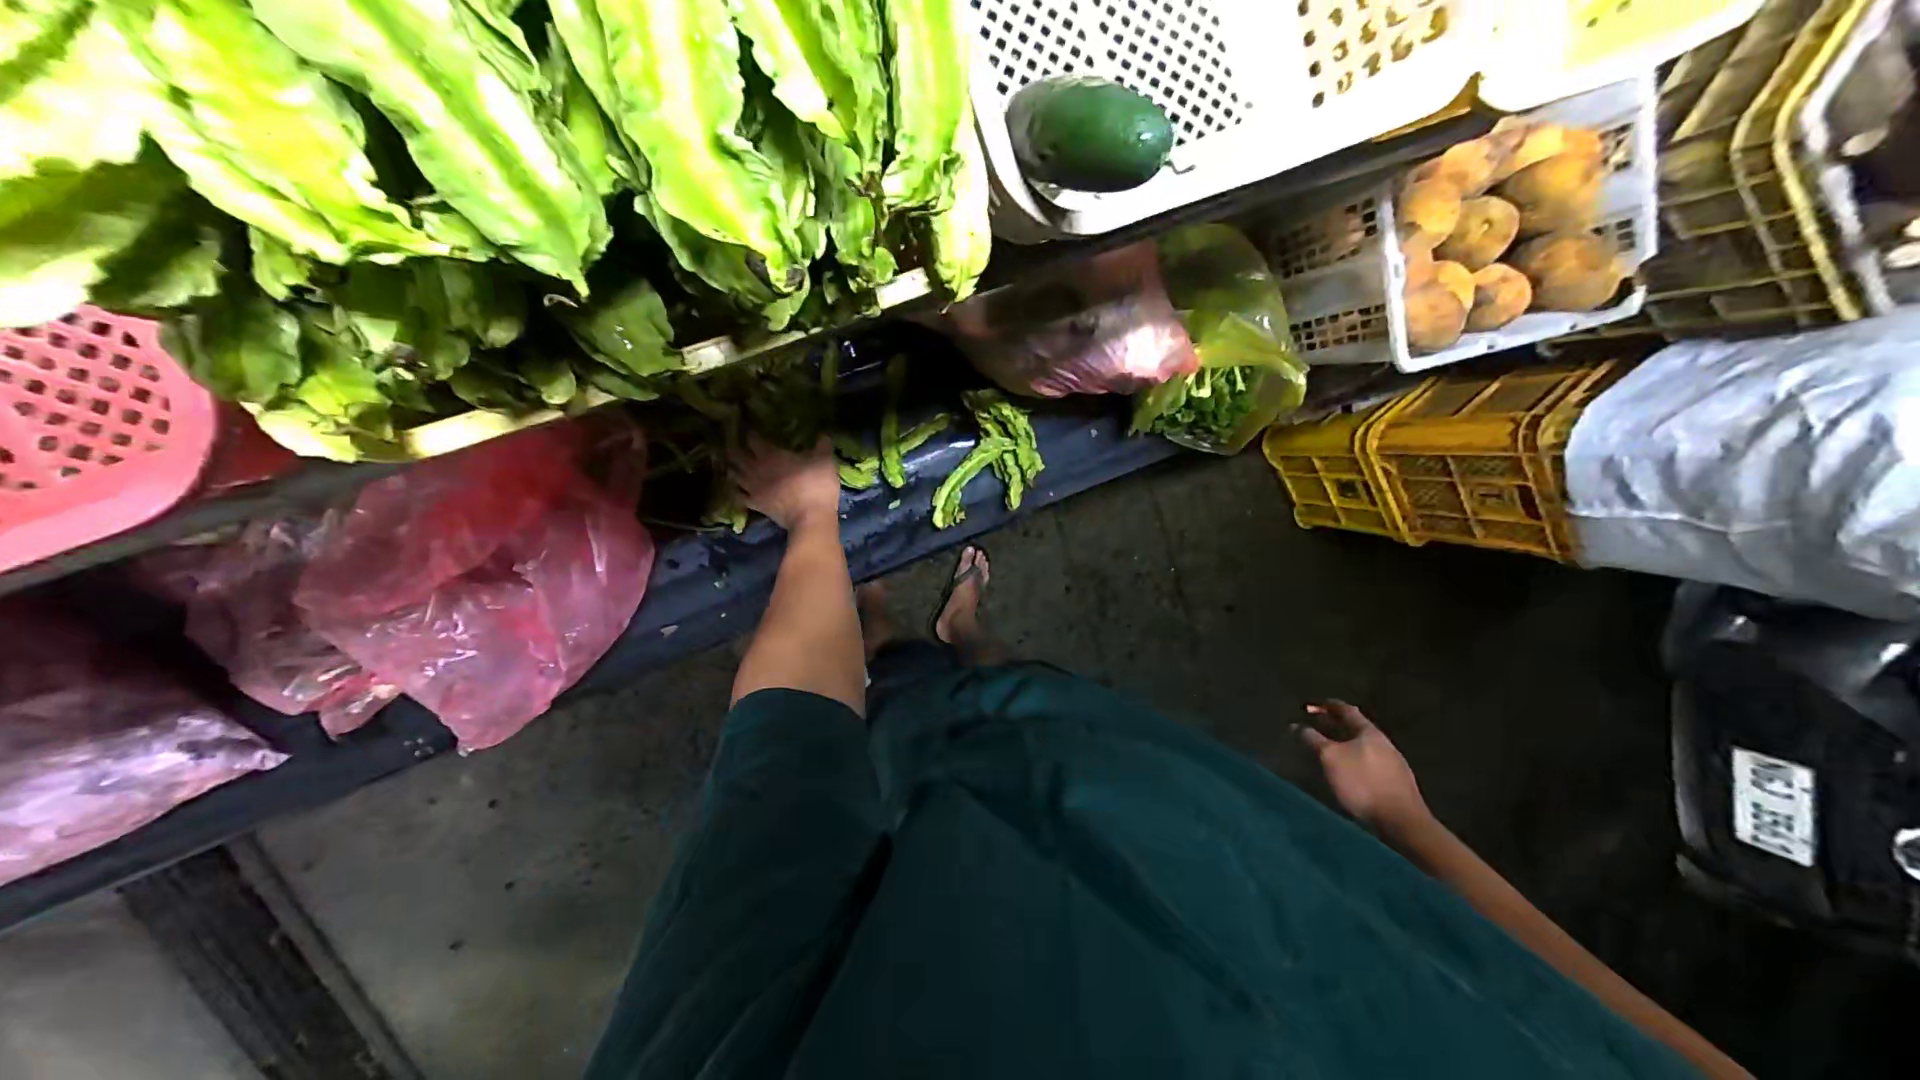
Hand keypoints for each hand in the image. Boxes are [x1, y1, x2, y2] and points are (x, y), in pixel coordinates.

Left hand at [732, 435, 839, 530]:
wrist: (810, 518)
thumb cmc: (817, 485)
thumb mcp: (825, 460)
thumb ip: (822, 445)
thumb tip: (823, 434)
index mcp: (771, 454)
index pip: (753, 439)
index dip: (751, 433)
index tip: (751, 430)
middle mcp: (756, 469)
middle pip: (737, 455)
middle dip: (736, 448)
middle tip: (737, 444)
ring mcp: (754, 488)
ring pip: (734, 474)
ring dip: (733, 467)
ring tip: (733, 463)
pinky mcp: (756, 505)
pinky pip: (739, 495)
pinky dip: (736, 490)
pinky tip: (737, 487)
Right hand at [1296, 700, 1429, 834]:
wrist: (1401, 821)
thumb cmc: (1362, 782)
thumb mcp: (1330, 757)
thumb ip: (1312, 739)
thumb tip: (1296, 725)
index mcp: (1368, 732)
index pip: (1345, 710)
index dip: (1326, 705)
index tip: (1310, 705)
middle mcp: (1382, 742)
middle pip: (1353, 727)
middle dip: (1331, 724)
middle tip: (1312, 724)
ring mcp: (1390, 762)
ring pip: (1360, 745)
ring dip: (1341, 742)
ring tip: (1323, 747)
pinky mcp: (1392, 781)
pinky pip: (1366, 760)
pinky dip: (1350, 757)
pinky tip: (1343, 769)